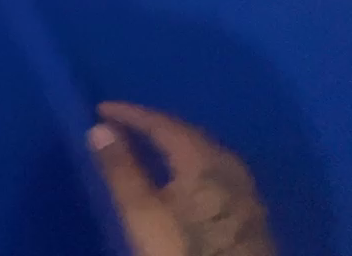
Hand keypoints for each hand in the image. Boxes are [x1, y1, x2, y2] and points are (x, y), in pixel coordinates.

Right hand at [87, 101, 276, 255]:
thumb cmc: (182, 249)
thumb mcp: (141, 211)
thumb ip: (120, 168)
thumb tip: (99, 128)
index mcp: (202, 163)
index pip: (163, 124)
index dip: (130, 113)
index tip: (100, 110)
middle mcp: (229, 172)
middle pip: (190, 135)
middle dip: (156, 124)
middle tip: (125, 122)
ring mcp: (247, 196)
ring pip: (208, 154)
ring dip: (177, 142)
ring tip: (151, 142)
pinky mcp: (252, 218)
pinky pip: (219, 172)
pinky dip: (194, 162)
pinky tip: (185, 175)